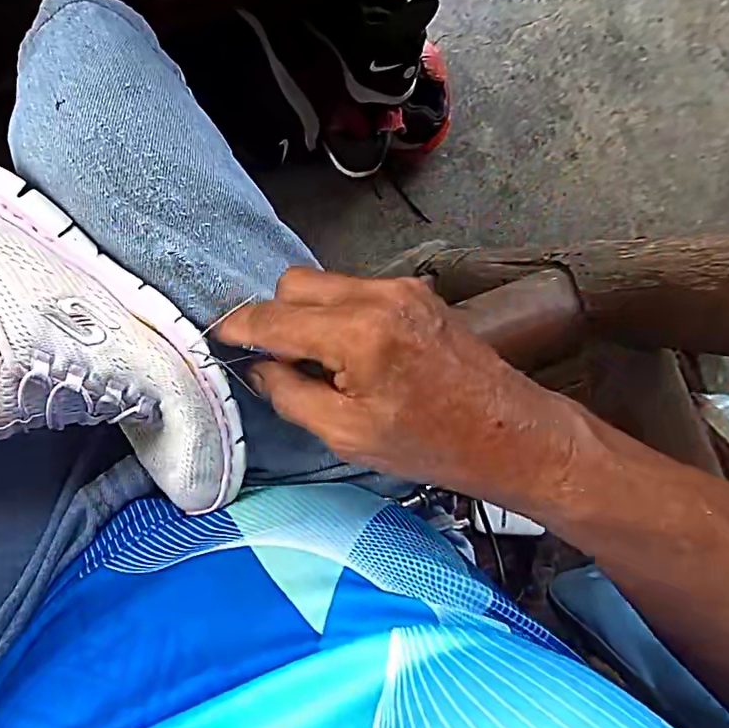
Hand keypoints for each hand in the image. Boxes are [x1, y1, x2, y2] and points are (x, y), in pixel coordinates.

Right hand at [216, 268, 586, 503]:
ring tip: (325, 362)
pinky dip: (338, 313)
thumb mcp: (347, 435)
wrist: (509, 434)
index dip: (238, 327)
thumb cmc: (431, 444)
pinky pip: (354, 290)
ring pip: (323, 283)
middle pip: (293, 284)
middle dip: (276, 318)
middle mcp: (377, 296)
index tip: (219, 338)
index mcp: (358, 334)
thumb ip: (288, 394)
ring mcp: (400, 288)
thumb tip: (258, 366)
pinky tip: (355, 352)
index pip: (274, 317)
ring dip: (308, 315)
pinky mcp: (415, 290)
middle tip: (282, 361)